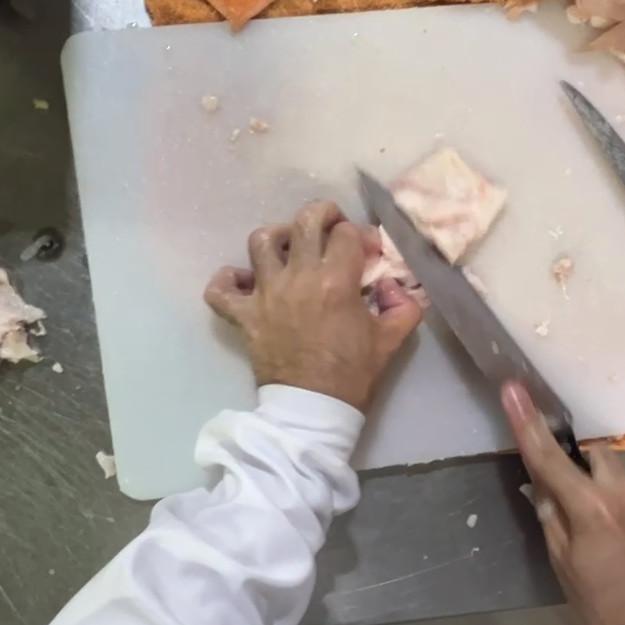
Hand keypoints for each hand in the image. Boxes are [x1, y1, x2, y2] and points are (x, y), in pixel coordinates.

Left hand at [205, 201, 423, 411]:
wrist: (314, 410)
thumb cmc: (353, 374)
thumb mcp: (391, 339)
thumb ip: (403, 304)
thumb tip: (395, 283)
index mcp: (336, 282)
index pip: (347, 234)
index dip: (360, 235)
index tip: (367, 252)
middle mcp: (298, 278)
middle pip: (305, 222)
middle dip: (323, 214)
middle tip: (331, 227)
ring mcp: (266, 295)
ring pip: (260, 241)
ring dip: (277, 237)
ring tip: (289, 249)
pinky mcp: (244, 316)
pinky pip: (220, 290)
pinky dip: (227, 281)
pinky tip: (242, 281)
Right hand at [502, 382, 624, 624]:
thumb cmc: (599, 606)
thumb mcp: (560, 562)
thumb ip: (551, 514)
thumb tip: (543, 484)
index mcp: (591, 507)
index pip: (549, 456)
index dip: (527, 422)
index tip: (513, 390)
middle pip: (596, 452)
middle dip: (581, 459)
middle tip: (572, 484)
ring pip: (623, 478)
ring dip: (608, 491)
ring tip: (607, 531)